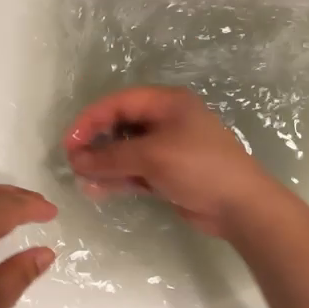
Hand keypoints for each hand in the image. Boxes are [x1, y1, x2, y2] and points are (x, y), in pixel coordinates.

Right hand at [63, 85, 284, 237]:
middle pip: (121, 126)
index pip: (119, 103)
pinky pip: (136, 172)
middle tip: (73, 162)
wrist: (238, 204)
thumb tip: (76, 160)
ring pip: (127, 153)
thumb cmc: (198, 167)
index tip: (69, 142)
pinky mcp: (169, 175)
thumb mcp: (152, 156)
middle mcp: (166, 122)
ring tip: (82, 179)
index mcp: (167, 103)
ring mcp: (168, 150)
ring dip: (104, 165)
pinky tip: (98, 189)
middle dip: (96, 143)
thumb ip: (111, 157)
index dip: (90, 120)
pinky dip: (118, 179)